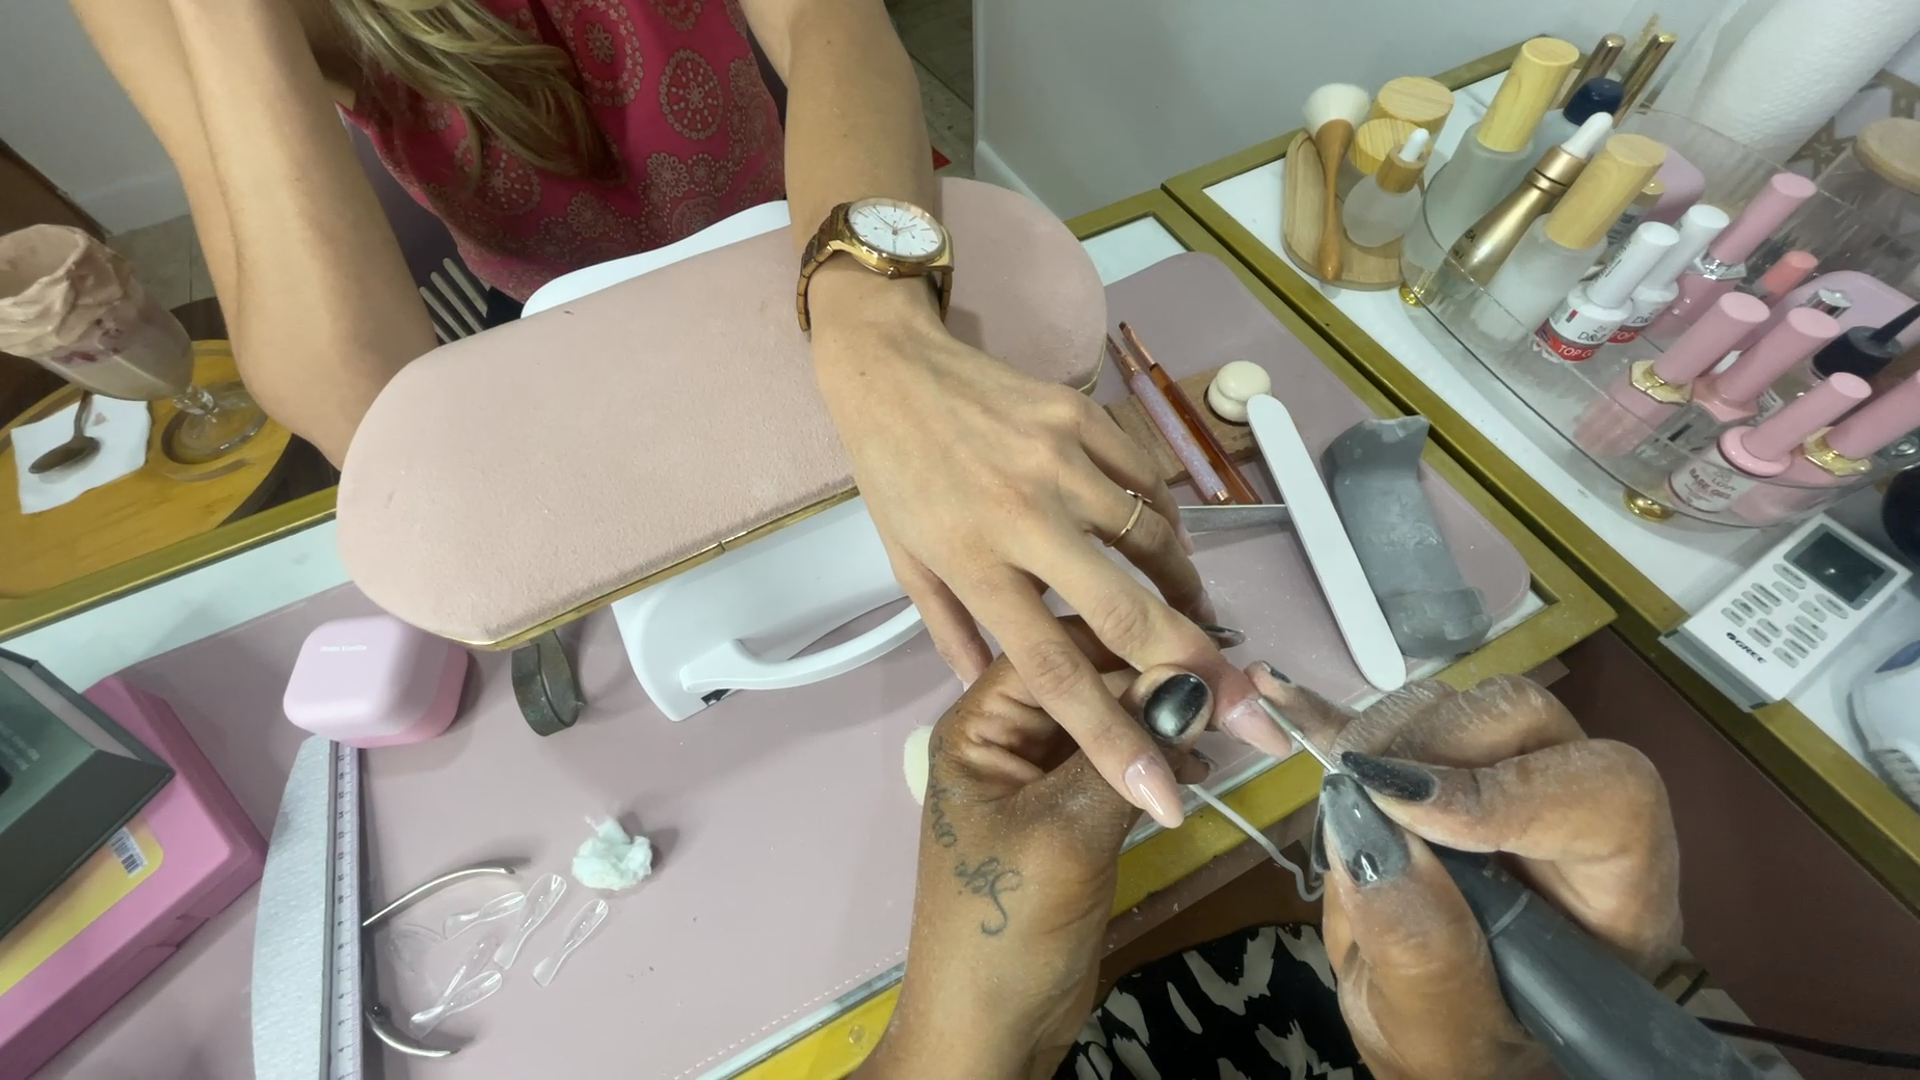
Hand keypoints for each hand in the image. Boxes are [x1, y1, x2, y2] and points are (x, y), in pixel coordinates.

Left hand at [811, 292, 1264, 828]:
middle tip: (1238, 705)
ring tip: (1191, 613)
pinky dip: (1165, 517)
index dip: (1110, 738)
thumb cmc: (894, 474)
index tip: (1160, 792)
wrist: (892, 368)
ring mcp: (1060, 458)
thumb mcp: (905, 563)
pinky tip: (1158, 537)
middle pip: (1124, 606)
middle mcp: (1024, 514)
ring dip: (1184, 586)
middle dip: (1190, 665)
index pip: (1050, 667)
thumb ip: (952, 631)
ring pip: (1154, 537)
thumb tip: (991, 692)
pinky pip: (1149, 478)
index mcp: (971, 561)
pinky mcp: (1083, 414)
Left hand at [860, 625, 1212, 1079]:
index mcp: (980, 724)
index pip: (1054, 655)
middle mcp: (1005, 734)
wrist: (992, 1028)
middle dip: (1153, 685)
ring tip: (1223, 729)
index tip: (1206, 651)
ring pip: (1106, 720)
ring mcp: (1037, 771)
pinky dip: (1155, 760)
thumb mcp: (1065, 832)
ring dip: (1161, 722)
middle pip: (1084, 683)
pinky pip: (1115, 761)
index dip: (1127, 647)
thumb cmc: (1008, 925)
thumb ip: (1123, 753)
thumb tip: (1191, 680)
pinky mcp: (1068, 804)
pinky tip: (1195, 767)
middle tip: (1233, 691)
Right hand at [1249, 667, 1683, 1079]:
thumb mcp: (1440, 1043)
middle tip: (1355, 785)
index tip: (1398, 810)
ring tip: (1336, 784)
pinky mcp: (1423, 771)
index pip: (1605, 793)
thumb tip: (1369, 826)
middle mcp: (1564, 819)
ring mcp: (1493, 782)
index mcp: (1609, 897)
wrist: (1435, 1045)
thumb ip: (1424, 958)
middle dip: (1425, 741)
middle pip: (1524, 720)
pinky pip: (1380, 722)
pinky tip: (1275, 693)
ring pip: (1454, 704)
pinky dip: (1325, 710)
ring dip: (1379, 732)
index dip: (1498, 785)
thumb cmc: (1461, 1062)